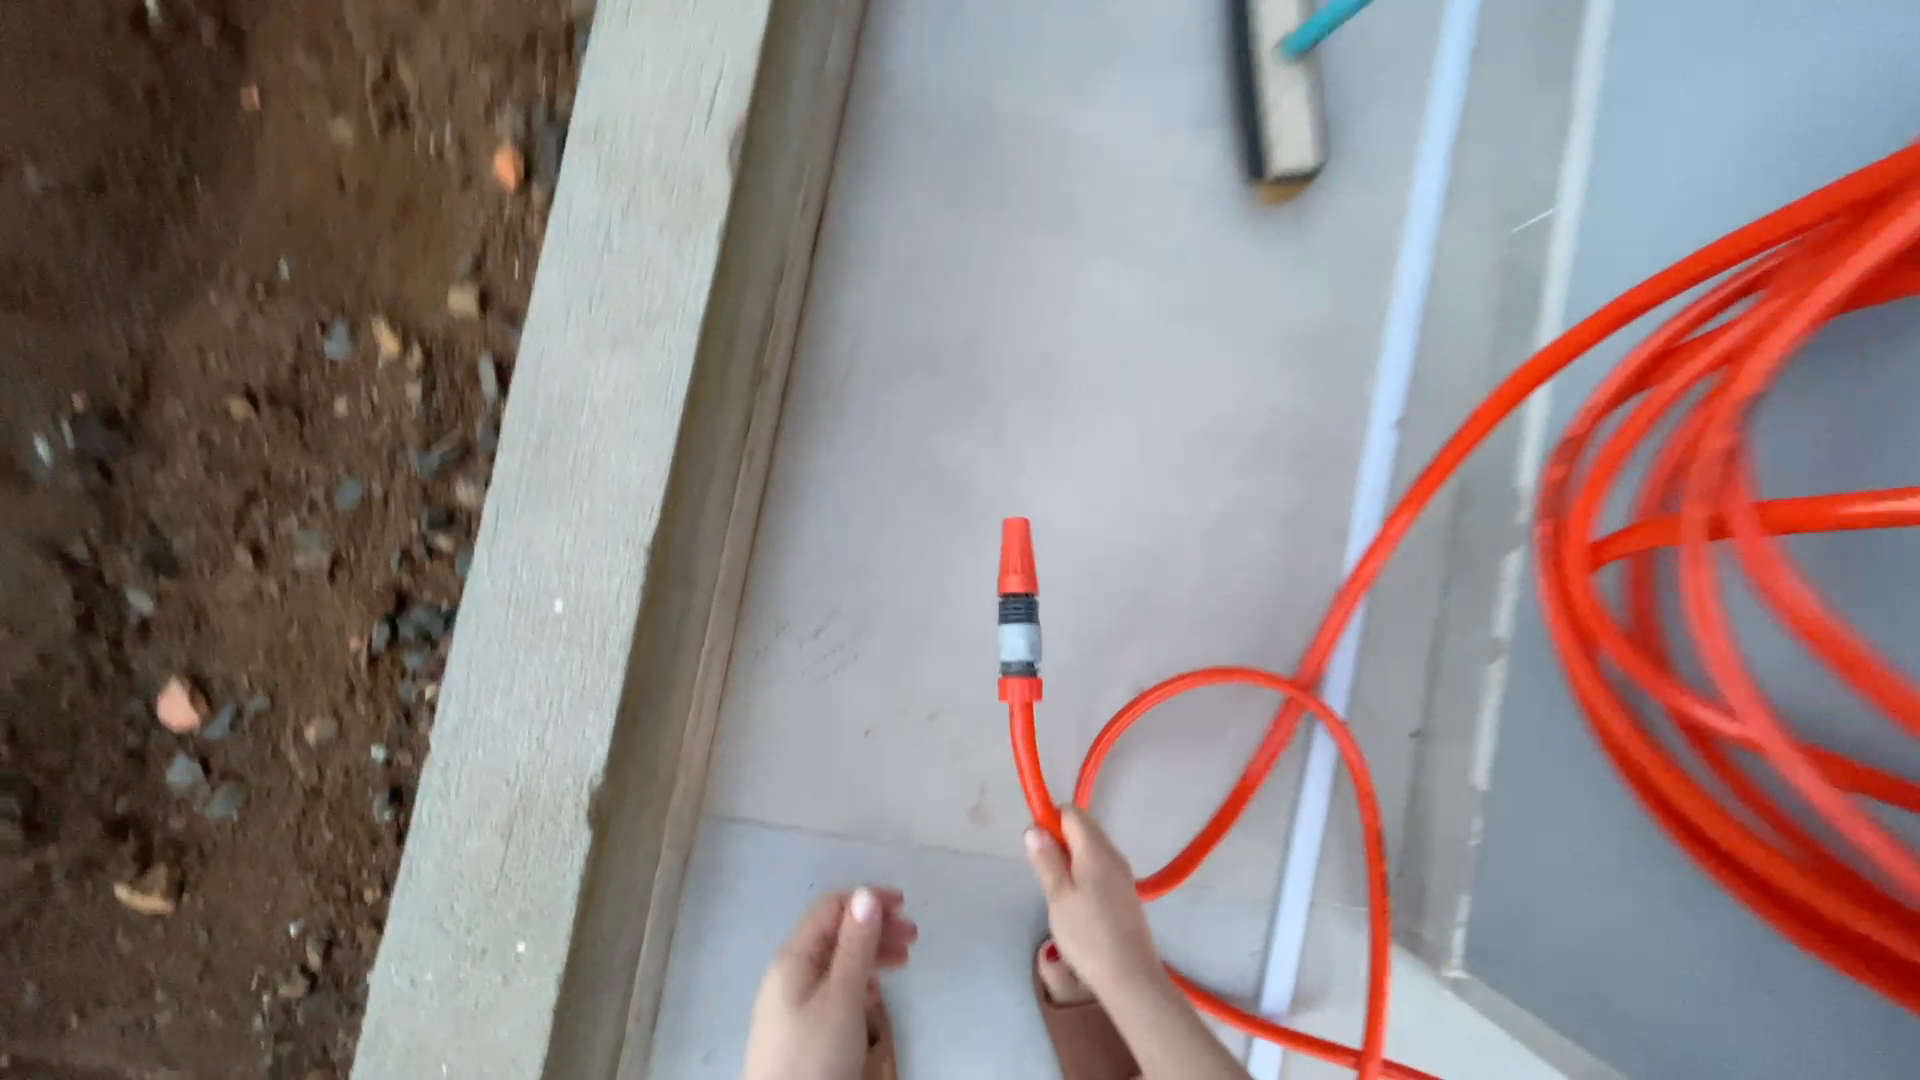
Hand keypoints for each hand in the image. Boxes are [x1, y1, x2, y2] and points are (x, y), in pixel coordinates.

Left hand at [742, 885, 916, 1079]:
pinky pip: (832, 990)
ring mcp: (791, 1004)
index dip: (867, 900)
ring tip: (903, 963)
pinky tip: (874, 996)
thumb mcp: (842, 997)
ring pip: (836, 963)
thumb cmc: (816, 1056)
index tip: (905, 905)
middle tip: (914, 938)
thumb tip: (865, 894)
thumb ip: (855, 944)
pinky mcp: (799, 1031)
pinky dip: (858, 983)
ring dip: (870, 955)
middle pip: (835, 934)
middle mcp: (788, 974)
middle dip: (875, 928)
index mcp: (793, 958)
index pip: (831, 908)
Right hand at [1024, 807, 1163, 996]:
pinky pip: (1101, 866)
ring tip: (1059, 891)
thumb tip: (1034, 827)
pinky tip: (1078, 901)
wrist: (1130, 976)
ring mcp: (1123, 873)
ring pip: (1092, 847)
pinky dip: (1085, 871)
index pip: (1071, 813)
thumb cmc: (1088, 935)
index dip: (1050, 820)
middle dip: (1060, 838)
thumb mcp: (1057, 897)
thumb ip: (1046, 860)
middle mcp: (1113, 854)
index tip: (1037, 847)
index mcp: (1095, 850)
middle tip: (1046, 872)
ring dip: (1072, 856)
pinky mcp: (1126, 892)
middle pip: (1084, 827)